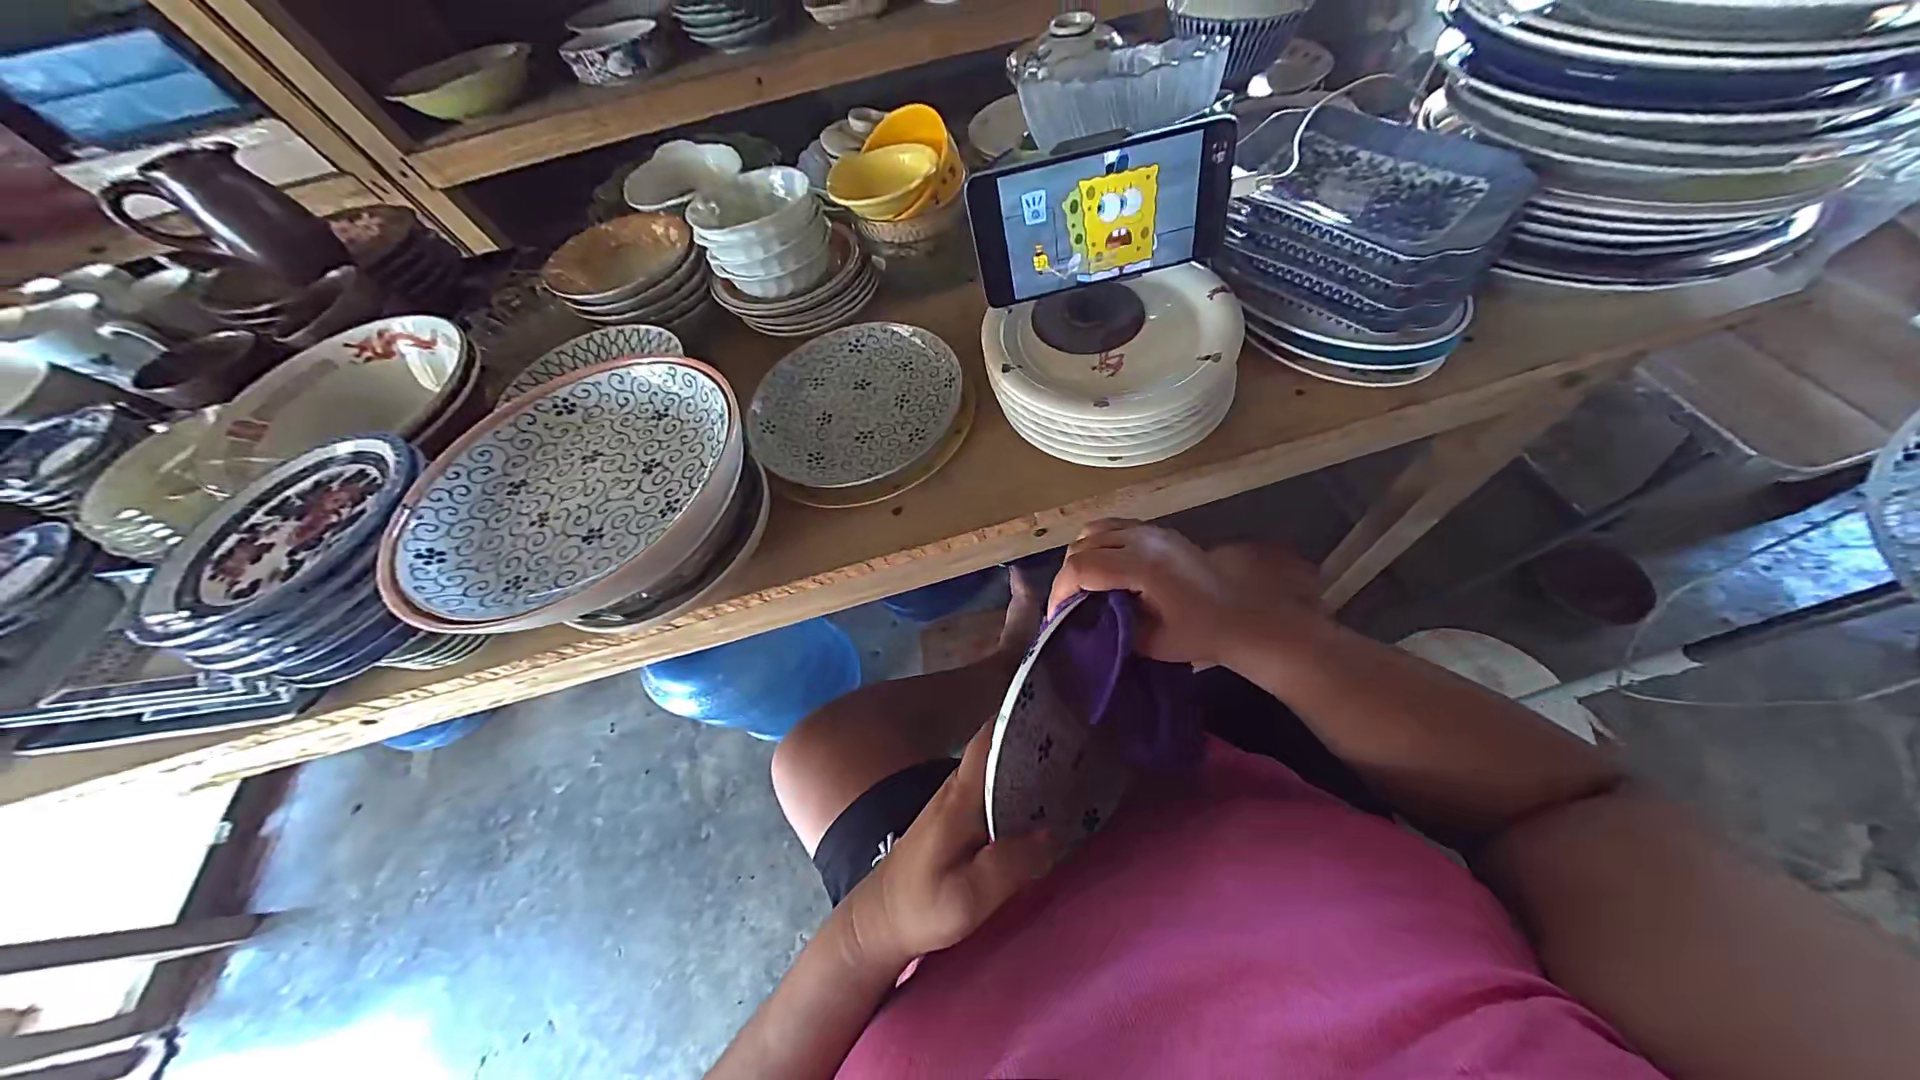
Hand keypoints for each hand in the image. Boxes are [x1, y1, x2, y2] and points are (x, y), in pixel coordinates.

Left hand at [844, 722, 1053, 970]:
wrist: (879, 920)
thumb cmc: (921, 907)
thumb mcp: (969, 898)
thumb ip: (1009, 864)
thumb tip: (1051, 832)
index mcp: (960, 797)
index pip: (987, 740)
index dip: (1017, 718)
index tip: (1055, 710)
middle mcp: (958, 788)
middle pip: (997, 747)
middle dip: (1034, 738)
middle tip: (1081, 739)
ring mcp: (957, 800)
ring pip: (997, 767)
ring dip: (1029, 761)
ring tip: (1075, 762)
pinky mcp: (959, 817)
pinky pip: (994, 787)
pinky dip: (1019, 784)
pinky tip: (1046, 798)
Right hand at [1048, 520, 1323, 667]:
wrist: (1245, 616)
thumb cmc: (1200, 634)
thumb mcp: (1149, 642)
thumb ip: (1110, 625)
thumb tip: (1083, 616)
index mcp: (1141, 566)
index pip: (1080, 568)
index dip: (1059, 591)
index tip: (1056, 615)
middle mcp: (1143, 539)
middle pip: (1082, 545)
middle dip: (1067, 575)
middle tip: (1069, 604)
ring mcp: (1153, 530)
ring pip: (1094, 530)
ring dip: (1081, 555)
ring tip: (1085, 585)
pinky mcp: (1160, 530)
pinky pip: (1114, 526)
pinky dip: (1099, 543)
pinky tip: (1106, 568)